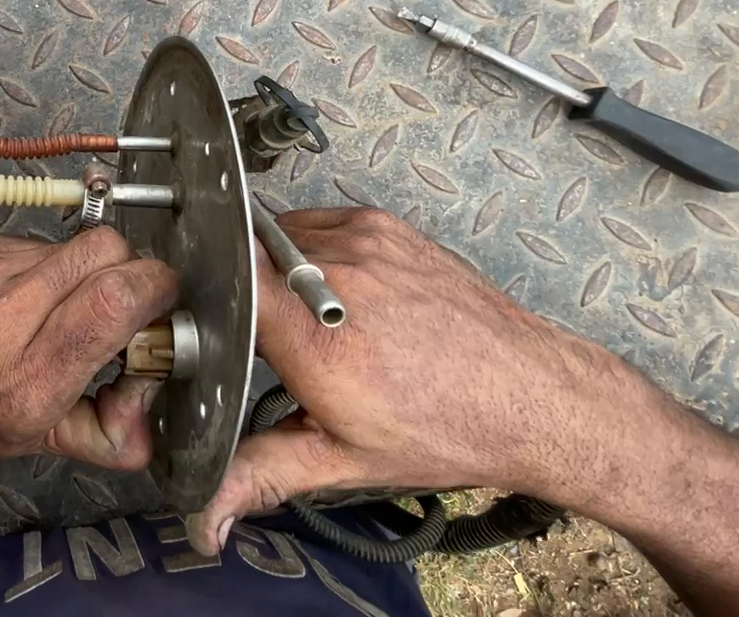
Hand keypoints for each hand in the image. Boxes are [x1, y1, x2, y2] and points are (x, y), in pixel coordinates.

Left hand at [0, 228, 177, 469]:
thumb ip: (113, 433)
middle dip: (130, 271)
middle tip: (118, 305)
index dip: (155, 290)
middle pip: (103, 251)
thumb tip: (158, 397)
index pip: (111, 300)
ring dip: (84, 271)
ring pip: (73, 242)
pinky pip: (37, 241)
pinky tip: (24, 295)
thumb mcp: (38, 441)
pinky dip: (48, 266)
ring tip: (58, 308)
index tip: (162, 304)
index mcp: (26, 378)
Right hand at [189, 207, 667, 553]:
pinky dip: (309, 247)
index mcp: (313, 340)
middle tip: (274, 335)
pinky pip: (312, 222)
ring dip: (276, 268)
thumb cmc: (442, 429)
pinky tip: (335, 284)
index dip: (208, 300)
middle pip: (247, 261)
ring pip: (277, 237)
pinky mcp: (378, 221)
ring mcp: (358, 241)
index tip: (212, 323)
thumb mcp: (342, 460)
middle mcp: (331, 277)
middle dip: (247, 294)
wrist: (535, 397)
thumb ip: (260, 473)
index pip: (227, 284)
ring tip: (308, 311)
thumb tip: (203, 517)